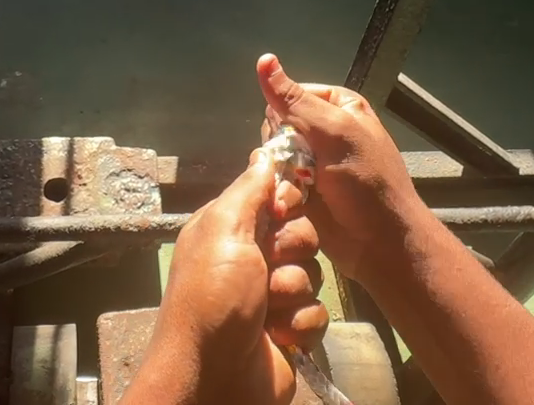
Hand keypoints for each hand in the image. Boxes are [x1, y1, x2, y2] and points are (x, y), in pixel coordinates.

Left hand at [122, 152, 328, 404]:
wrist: (214, 379)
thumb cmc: (213, 296)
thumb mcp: (224, 230)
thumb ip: (248, 190)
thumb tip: (264, 153)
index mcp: (232, 225)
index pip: (276, 195)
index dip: (287, 203)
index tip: (283, 211)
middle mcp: (253, 255)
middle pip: (302, 233)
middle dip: (291, 252)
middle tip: (268, 267)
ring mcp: (272, 294)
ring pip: (313, 274)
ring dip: (292, 293)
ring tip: (267, 311)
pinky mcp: (291, 329)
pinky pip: (319, 313)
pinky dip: (301, 325)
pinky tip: (280, 337)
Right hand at [258, 53, 424, 287]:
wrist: (382, 246)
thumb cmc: (366, 183)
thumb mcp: (333, 132)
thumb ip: (293, 99)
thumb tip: (264, 59)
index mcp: (337, 106)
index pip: (290, 95)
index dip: (286, 114)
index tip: (297, 135)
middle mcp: (324, 131)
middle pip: (276, 125)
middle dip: (281, 147)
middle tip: (300, 166)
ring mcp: (313, 162)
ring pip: (272, 154)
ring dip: (278, 172)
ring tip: (296, 189)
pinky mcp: (302, 190)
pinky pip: (274, 179)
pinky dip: (278, 190)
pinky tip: (288, 201)